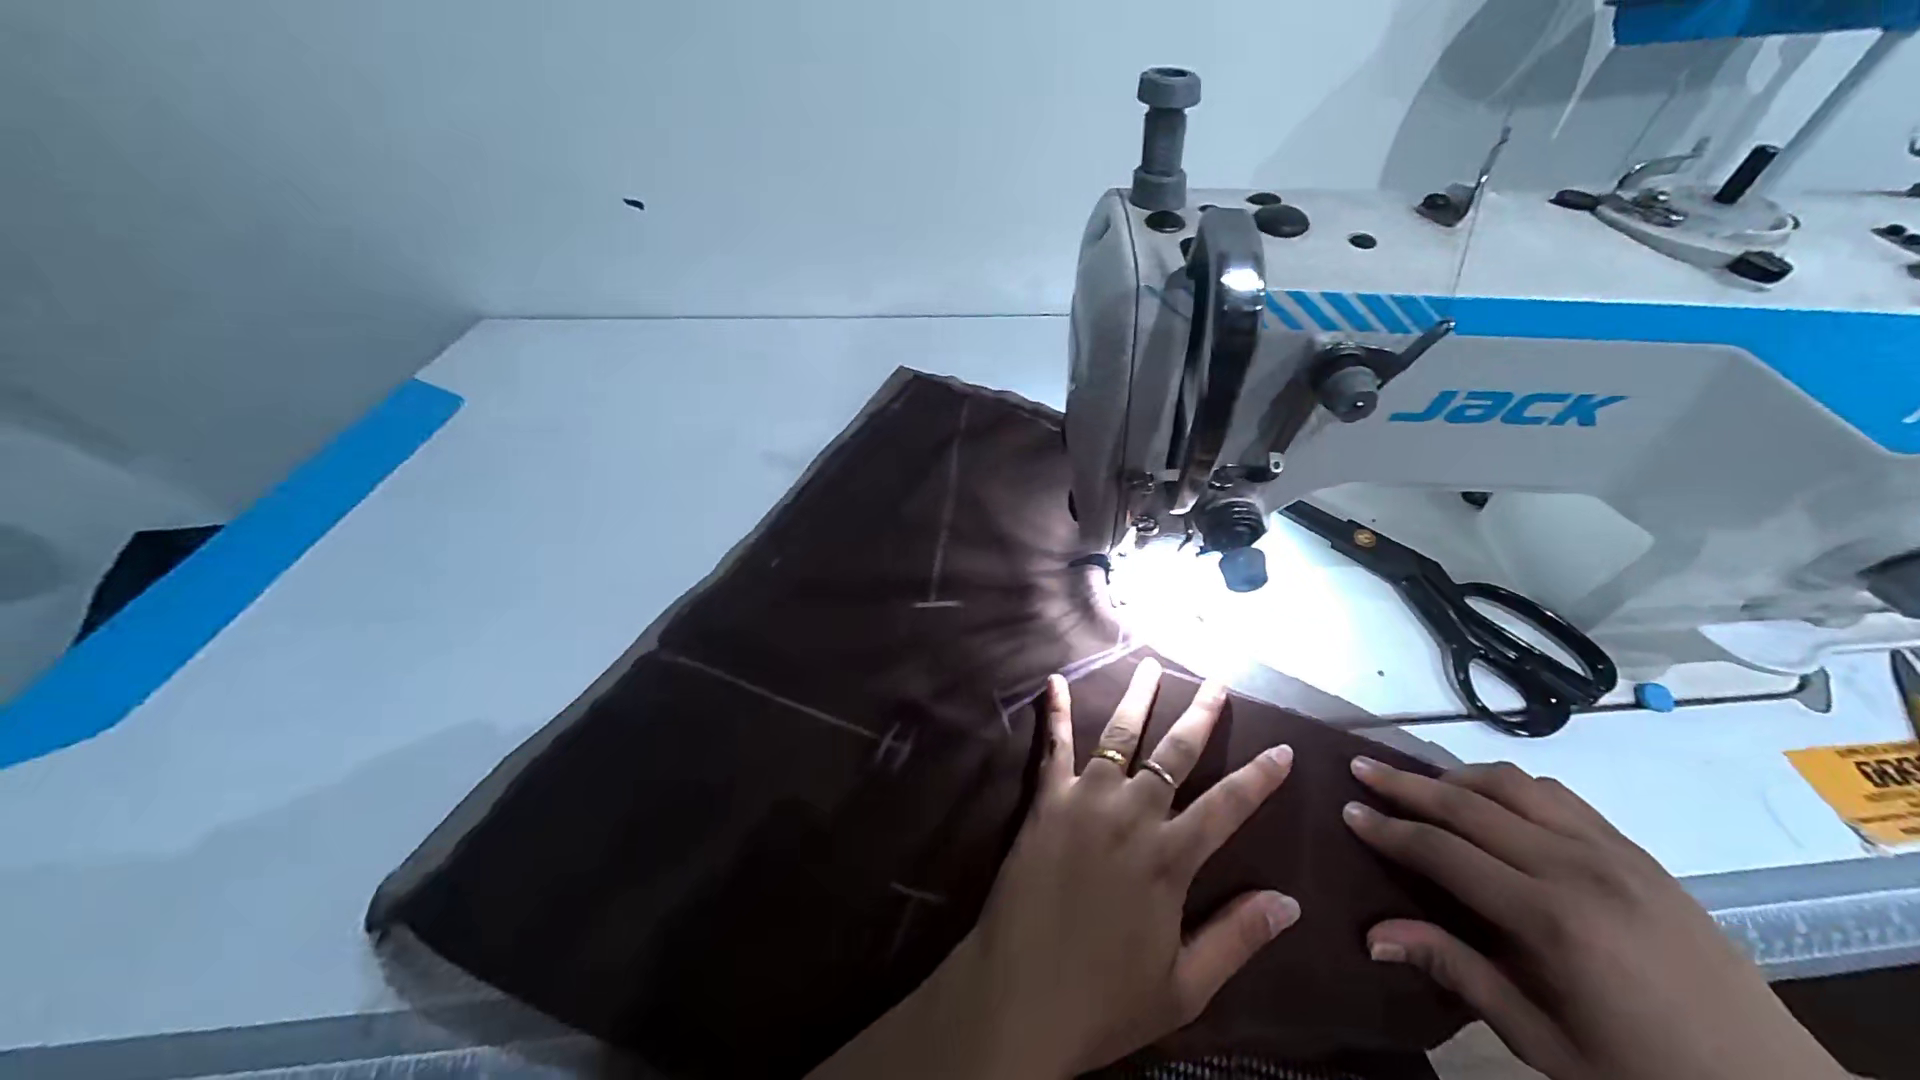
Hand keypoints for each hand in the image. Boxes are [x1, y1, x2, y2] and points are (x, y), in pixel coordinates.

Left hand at [809, 659, 1298, 1079]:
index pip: (1227, 806)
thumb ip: (1237, 938)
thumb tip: (1289, 903)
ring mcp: (1084, 802)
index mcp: (1169, 859)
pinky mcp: (1045, 802)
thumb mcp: (1185, 986)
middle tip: (1216, 682)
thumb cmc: (1105, 997)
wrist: (1020, 994)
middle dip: (1200, 715)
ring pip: (1118, 736)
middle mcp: (1131, 816)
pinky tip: (1055, 681)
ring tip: (1152, 666)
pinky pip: (1053, 747)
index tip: (1282, 748)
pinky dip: (1058, 712)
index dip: (1259, 777)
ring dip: (1138, 698)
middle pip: (1175, 753)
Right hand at [1343, 758, 1847, 1079]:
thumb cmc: (1640, 1071)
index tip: (1346, 810)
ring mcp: (1615, 854)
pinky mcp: (1640, 853)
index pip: (1443, 851)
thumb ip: (1456, 971)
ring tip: (1421, 783)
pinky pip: (1560, 795)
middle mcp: (1578, 869)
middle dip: (1405, 784)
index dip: (1388, 829)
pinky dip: (1511, 786)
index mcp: (1551, 919)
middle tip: (1361, 768)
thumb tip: (1373, 935)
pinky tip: (1493, 802)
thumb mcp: (1542, 1040)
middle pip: (1469, 804)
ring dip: (1457, 777)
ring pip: (1514, 784)